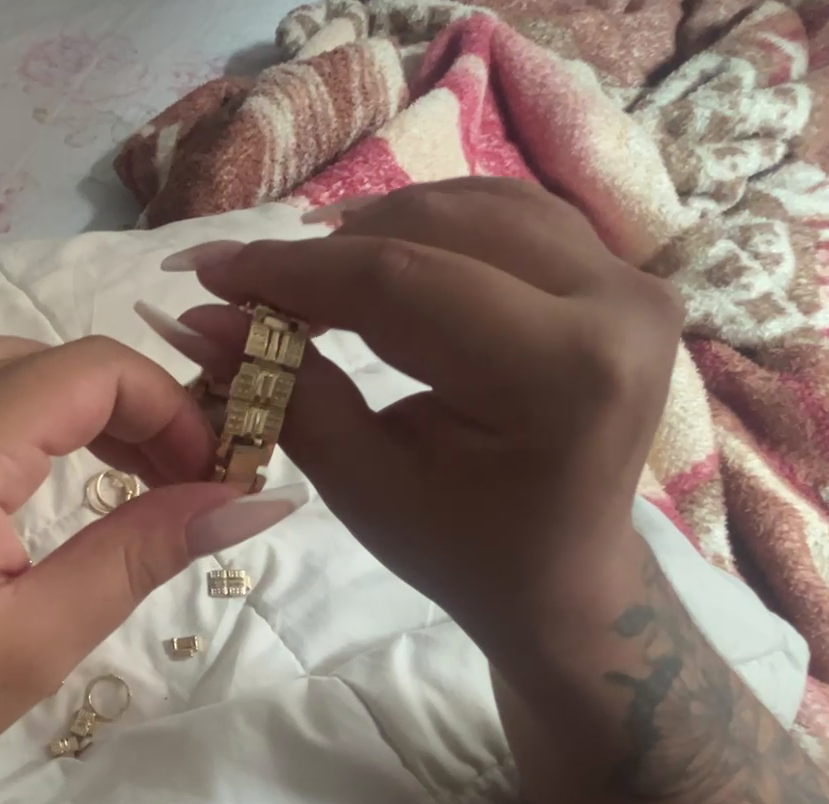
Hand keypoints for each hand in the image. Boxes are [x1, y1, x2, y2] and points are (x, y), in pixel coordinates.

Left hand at [0, 335, 305, 803]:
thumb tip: (248, 503)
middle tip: (189, 482)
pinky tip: (64, 480)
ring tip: (142, 477)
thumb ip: (138, 554)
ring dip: (88, 412)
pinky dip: (37, 425)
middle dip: (138, 407)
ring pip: (14, 377)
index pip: (93, 370)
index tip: (215, 479)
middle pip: (56, 362)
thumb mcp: (34, 639)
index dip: (171, 410)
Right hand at [150, 178, 683, 648]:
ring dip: (369, 231)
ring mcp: (626, 278)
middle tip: (248, 288)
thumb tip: (202, 321)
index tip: (209, 272)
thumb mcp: (360, 484)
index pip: (398, 283)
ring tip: (302, 280)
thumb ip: (288, 394)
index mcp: (559, 373)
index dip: (291, 271)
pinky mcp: (614, 274)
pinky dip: (421, 226)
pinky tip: (370, 258)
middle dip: (323, 251)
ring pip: (469, 205)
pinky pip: (502, 215)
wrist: (559, 573)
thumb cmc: (456, 548)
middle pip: (435, 225)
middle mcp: (615, 302)